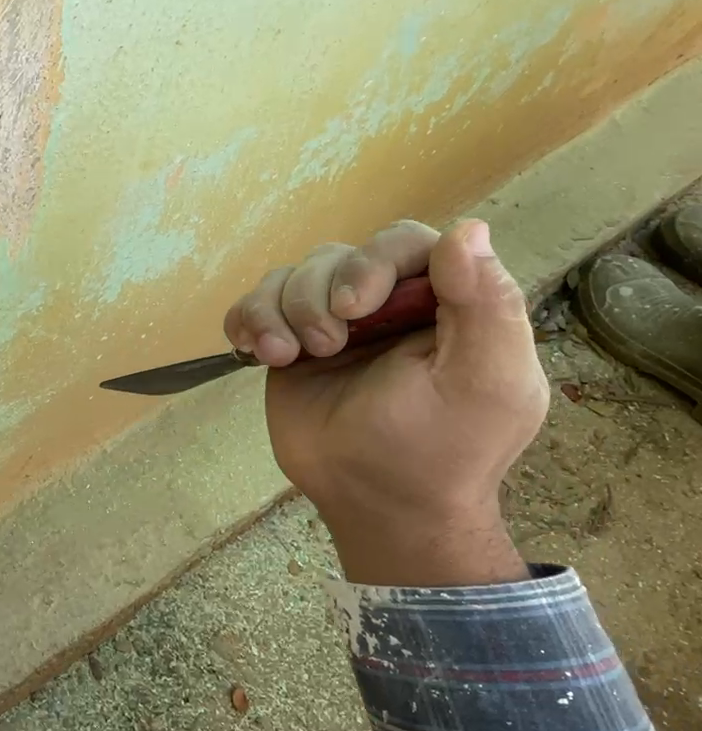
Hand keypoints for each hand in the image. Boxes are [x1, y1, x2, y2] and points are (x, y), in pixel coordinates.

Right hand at [223, 219, 547, 586]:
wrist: (372, 501)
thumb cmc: (437, 448)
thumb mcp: (482, 382)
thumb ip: (485, 306)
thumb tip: (469, 229)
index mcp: (444, 306)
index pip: (403, 243)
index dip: (371, 262)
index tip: (356, 308)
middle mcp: (385, 305)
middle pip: (334, 256)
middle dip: (315, 296)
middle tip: (323, 345)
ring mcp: (329, 323)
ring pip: (287, 277)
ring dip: (277, 313)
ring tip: (285, 357)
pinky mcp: (285, 342)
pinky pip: (251, 304)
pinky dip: (246, 321)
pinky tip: (255, 353)